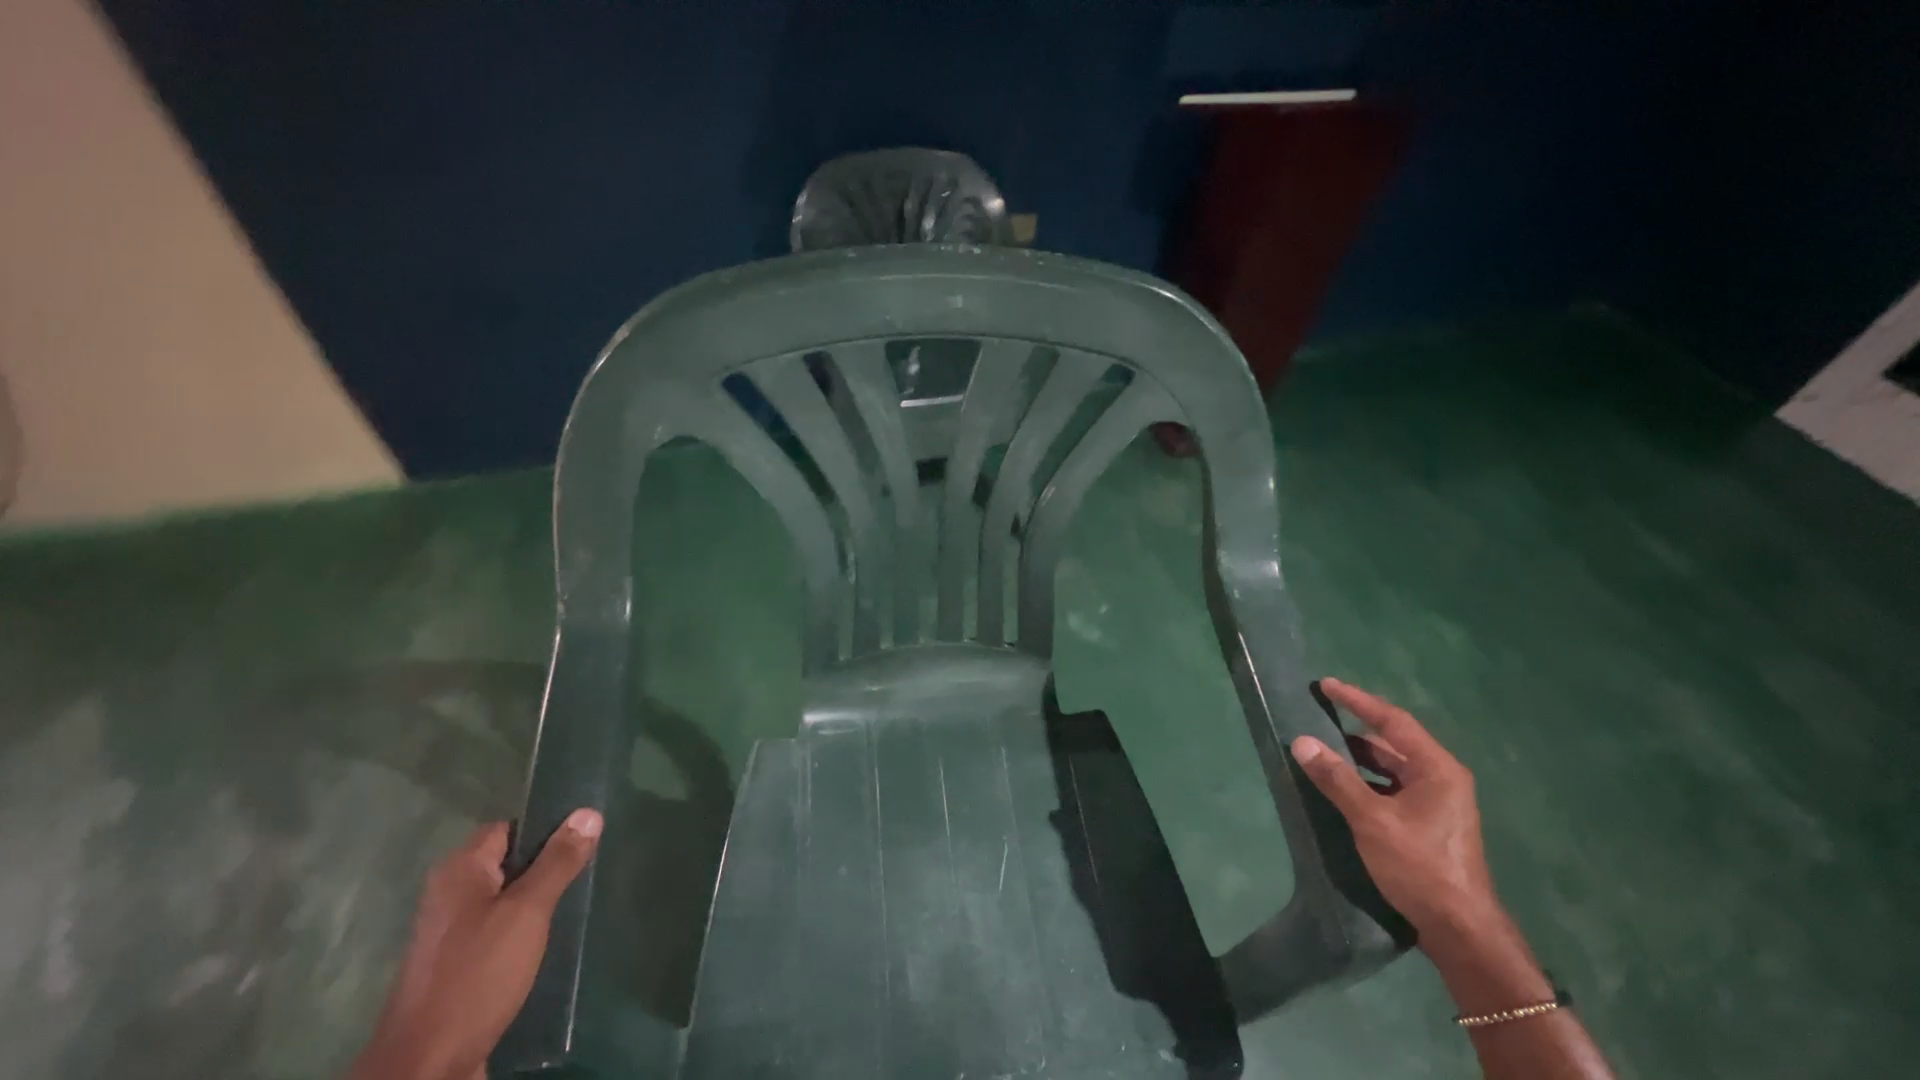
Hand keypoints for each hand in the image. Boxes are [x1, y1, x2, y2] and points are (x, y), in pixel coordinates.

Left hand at [349, 808, 602, 1079]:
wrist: (428, 1060)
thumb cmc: (478, 974)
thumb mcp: (527, 912)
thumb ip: (558, 862)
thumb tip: (588, 812)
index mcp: (459, 871)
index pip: (508, 828)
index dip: (545, 829)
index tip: (585, 839)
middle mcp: (450, 894)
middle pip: (507, 863)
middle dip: (547, 867)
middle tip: (588, 872)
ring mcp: (452, 932)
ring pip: (505, 900)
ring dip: (537, 904)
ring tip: (575, 906)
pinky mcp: (459, 964)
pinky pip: (499, 932)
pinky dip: (524, 933)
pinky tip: (550, 944)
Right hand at [1290, 678, 1496, 933]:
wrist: (1460, 927)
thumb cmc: (1419, 866)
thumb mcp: (1372, 820)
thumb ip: (1337, 779)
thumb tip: (1302, 742)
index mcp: (1436, 769)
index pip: (1392, 721)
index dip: (1358, 701)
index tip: (1326, 685)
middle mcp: (1443, 778)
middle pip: (1395, 742)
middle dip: (1357, 727)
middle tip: (1320, 715)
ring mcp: (1440, 802)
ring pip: (1394, 767)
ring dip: (1361, 757)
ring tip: (1325, 749)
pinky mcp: (1432, 823)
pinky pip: (1395, 787)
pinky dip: (1370, 780)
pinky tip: (1346, 788)